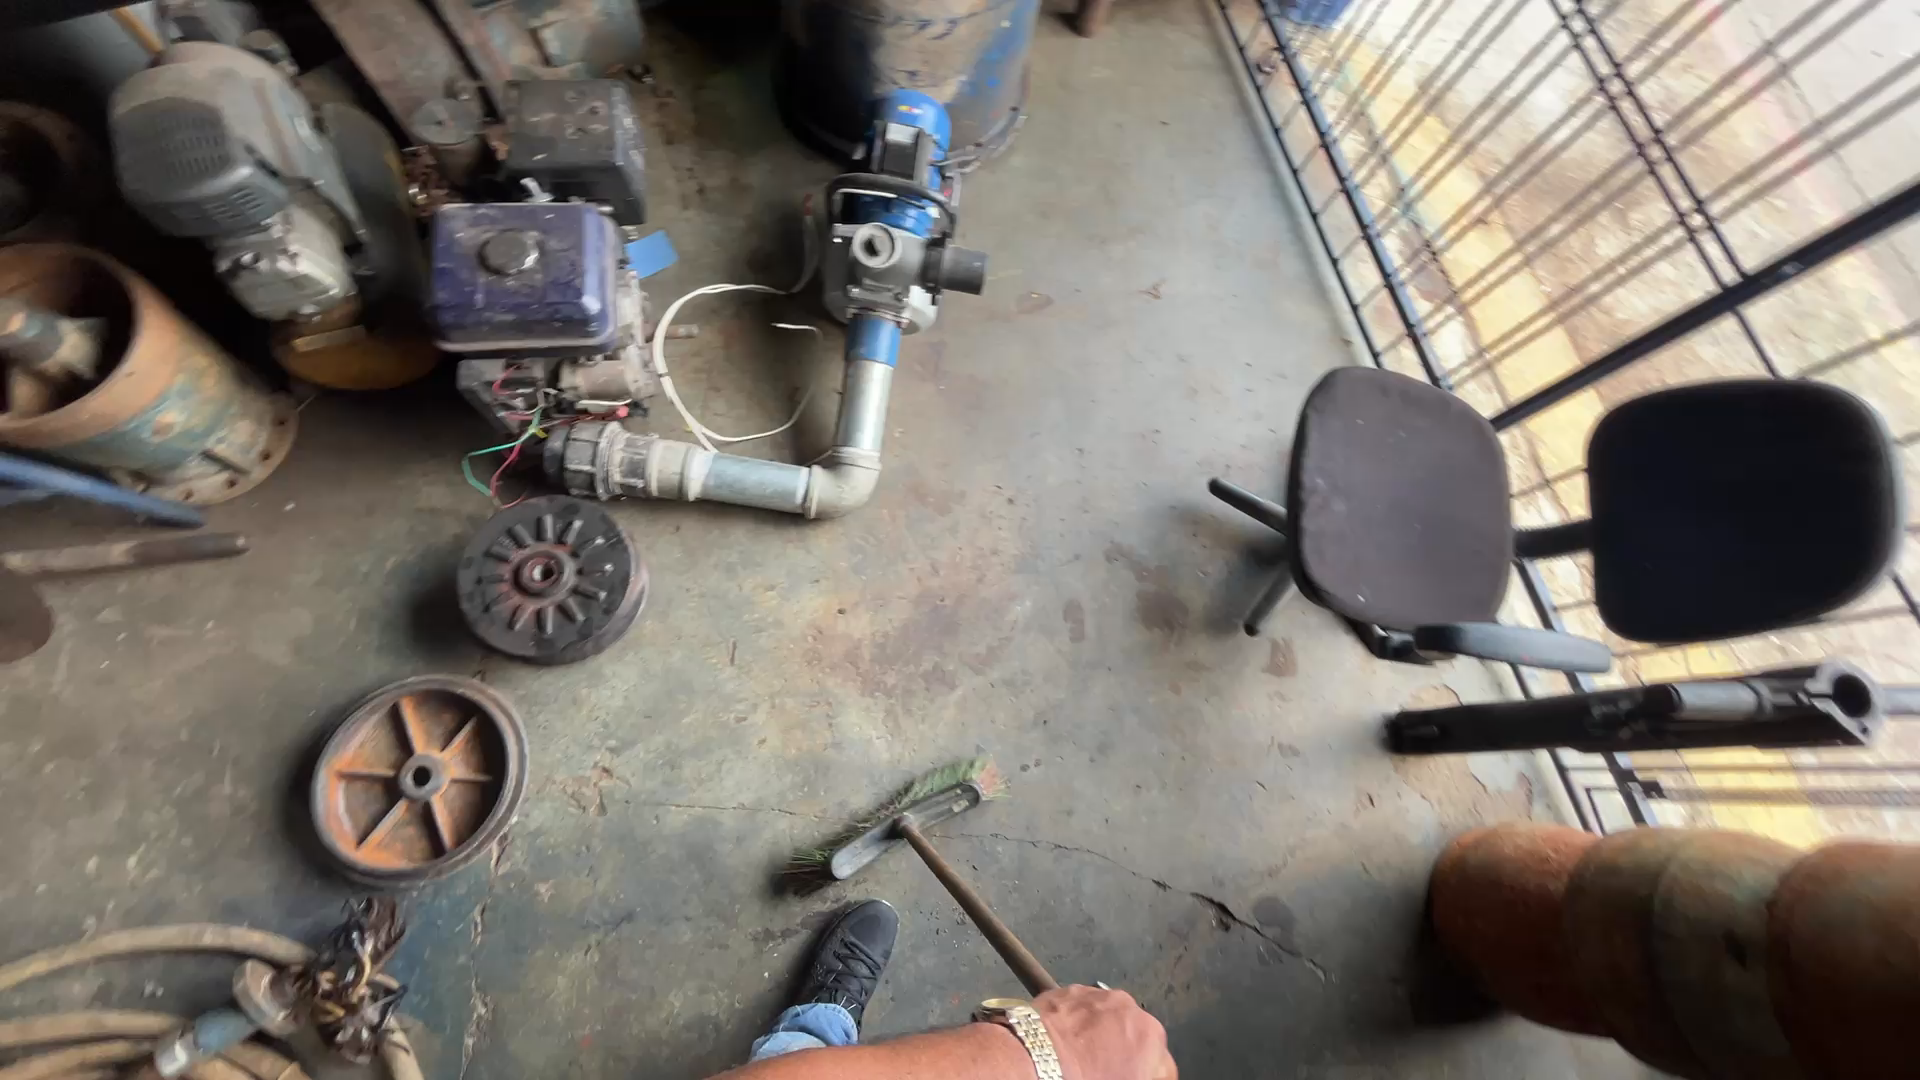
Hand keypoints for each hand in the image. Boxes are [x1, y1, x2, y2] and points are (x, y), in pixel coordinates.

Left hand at [1031, 985, 1176, 1079]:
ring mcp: (1097, 993)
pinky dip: (1079, 1021)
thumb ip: (1140, 1073)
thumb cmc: (1083, 1079)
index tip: (1131, 1077)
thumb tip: (1132, 1069)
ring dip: (1103, 1033)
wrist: (1035, 1059)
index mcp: (1150, 1036)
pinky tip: (1067, 1042)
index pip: (1162, 1066)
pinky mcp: (1070, 989)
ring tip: (1084, 1057)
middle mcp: (1128, 1006)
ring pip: (1108, 1017)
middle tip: (1108, 1071)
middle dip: (1127, 1052)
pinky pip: (1082, 1008)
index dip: (1147, 1076)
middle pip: (1135, 1035)